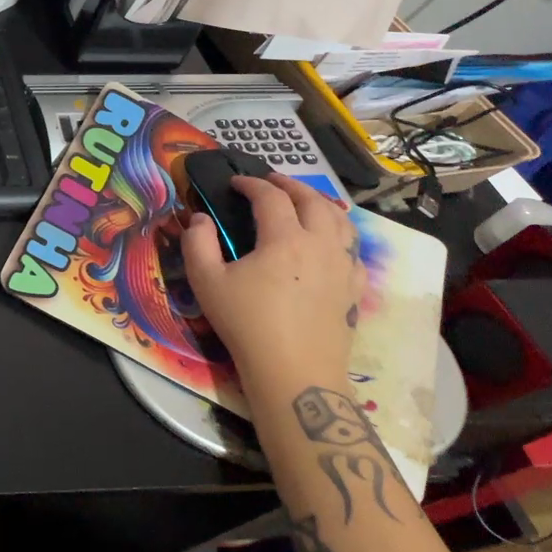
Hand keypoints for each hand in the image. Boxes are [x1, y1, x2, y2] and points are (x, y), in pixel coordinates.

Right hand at [181, 175, 365, 396]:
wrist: (294, 371)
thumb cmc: (246, 323)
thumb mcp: (206, 281)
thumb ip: (197, 243)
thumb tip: (199, 219)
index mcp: (285, 239)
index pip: (271, 197)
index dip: (251, 184)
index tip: (234, 182)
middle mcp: (321, 244)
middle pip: (314, 201)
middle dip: (291, 185)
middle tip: (270, 181)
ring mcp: (343, 266)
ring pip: (342, 221)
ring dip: (321, 203)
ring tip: (304, 201)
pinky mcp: (354, 288)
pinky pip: (353, 249)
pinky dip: (340, 233)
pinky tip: (328, 240)